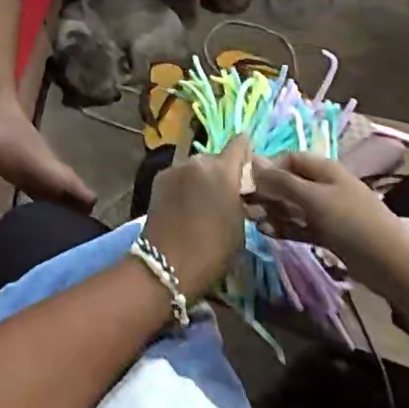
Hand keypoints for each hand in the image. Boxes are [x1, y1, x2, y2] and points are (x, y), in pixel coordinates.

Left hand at [142, 136, 250, 295]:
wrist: (166, 263)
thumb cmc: (212, 250)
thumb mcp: (239, 226)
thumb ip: (241, 200)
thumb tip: (240, 192)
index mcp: (223, 170)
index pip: (240, 144)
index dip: (246, 150)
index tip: (248, 162)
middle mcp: (199, 160)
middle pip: (216, 158)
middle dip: (222, 171)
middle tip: (224, 193)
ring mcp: (176, 167)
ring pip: (196, 166)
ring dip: (202, 178)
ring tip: (202, 201)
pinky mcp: (159, 177)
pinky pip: (180, 175)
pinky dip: (185, 184)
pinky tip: (184, 205)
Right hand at [248, 152, 408, 289]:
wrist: (393, 265)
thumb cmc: (353, 223)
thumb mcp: (314, 199)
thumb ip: (282, 181)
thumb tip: (252, 159)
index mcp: (323, 168)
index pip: (288, 158)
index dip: (267, 167)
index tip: (247, 184)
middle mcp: (324, 185)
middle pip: (289, 182)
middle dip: (267, 192)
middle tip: (247, 207)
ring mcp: (327, 210)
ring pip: (293, 205)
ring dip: (274, 211)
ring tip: (256, 222)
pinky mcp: (329, 234)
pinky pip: (301, 225)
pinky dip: (286, 227)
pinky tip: (269, 233)